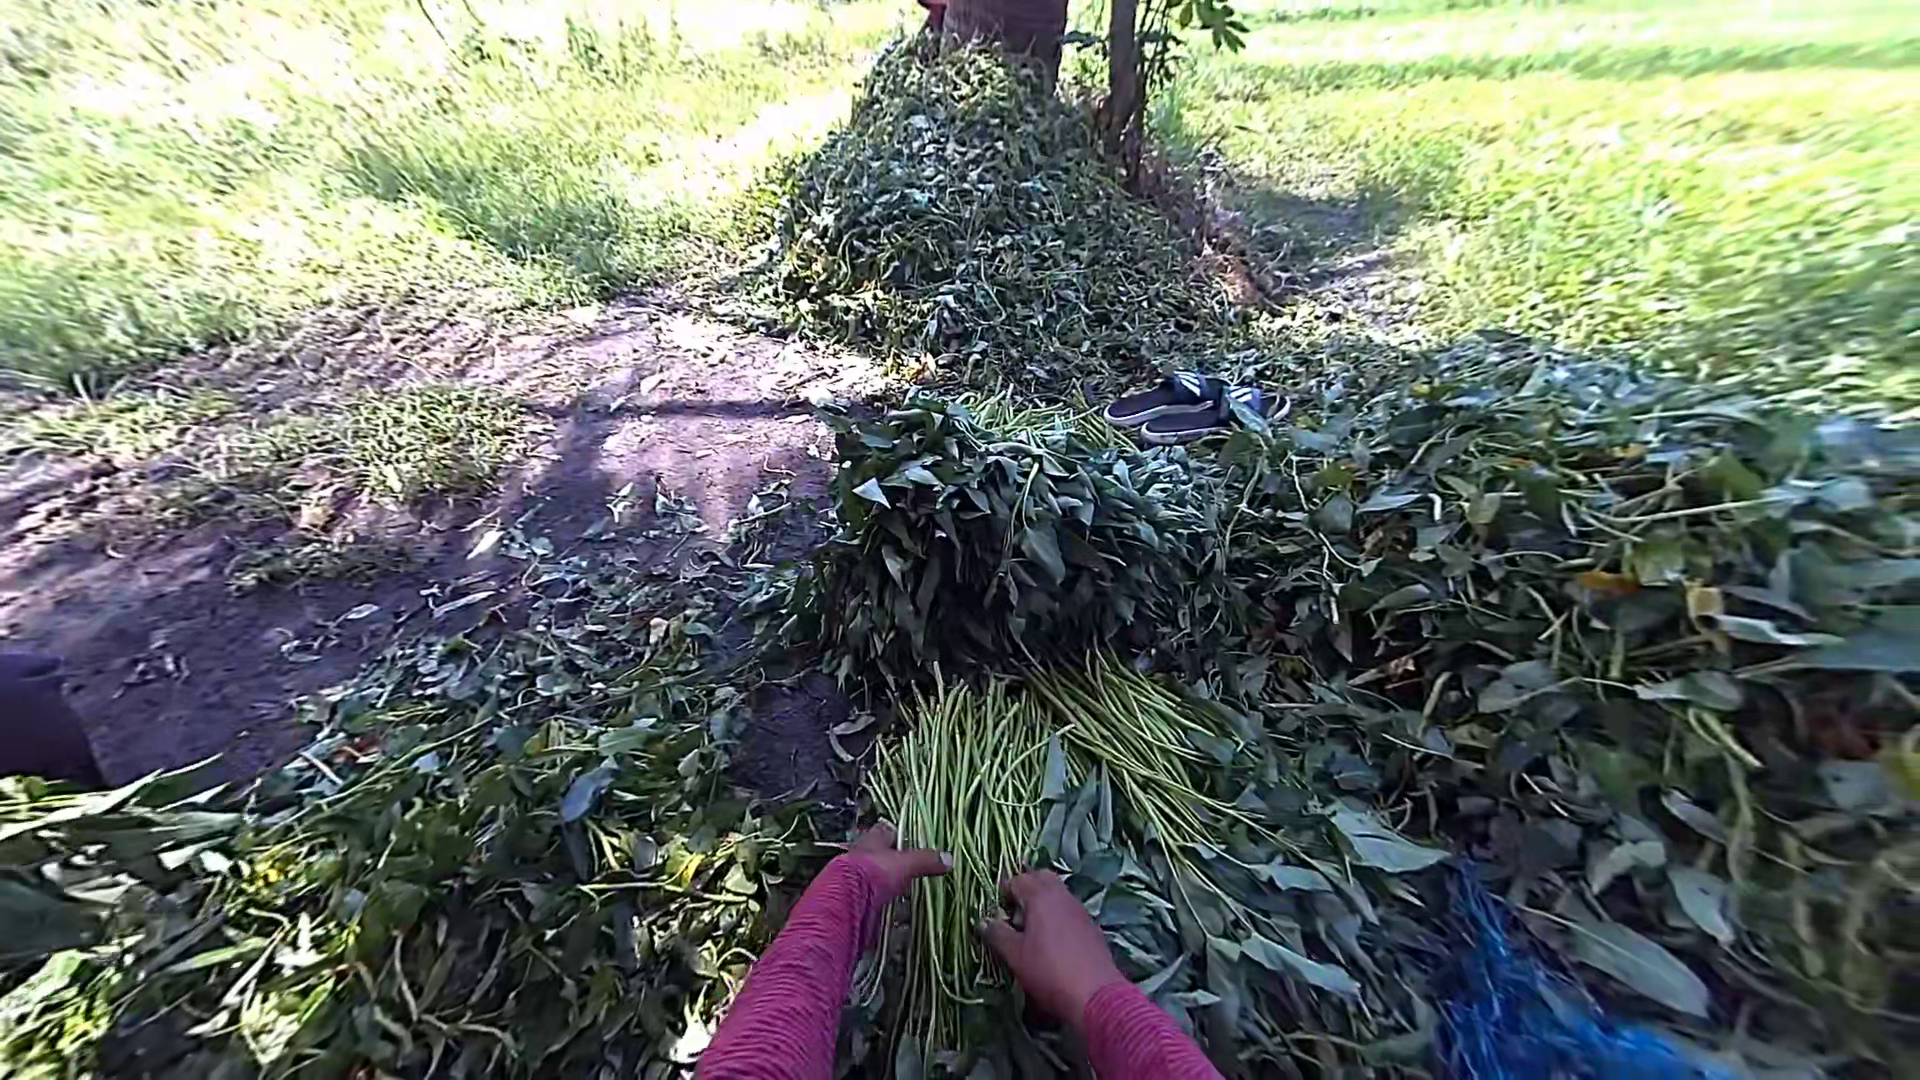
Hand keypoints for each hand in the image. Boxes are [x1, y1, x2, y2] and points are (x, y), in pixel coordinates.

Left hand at [844, 822, 950, 902]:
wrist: (843, 904)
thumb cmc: (873, 873)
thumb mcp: (904, 863)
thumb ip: (925, 860)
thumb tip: (949, 859)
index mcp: (872, 841)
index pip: (885, 831)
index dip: (897, 834)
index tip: (911, 840)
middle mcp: (861, 858)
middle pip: (879, 857)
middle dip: (892, 865)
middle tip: (910, 872)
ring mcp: (854, 882)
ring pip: (874, 882)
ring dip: (886, 890)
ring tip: (904, 898)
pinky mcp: (852, 904)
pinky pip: (870, 906)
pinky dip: (880, 912)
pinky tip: (891, 918)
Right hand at [981, 870, 1125, 1029]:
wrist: (1097, 995)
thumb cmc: (1049, 971)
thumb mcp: (1015, 955)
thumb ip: (997, 934)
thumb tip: (982, 921)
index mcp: (1040, 894)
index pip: (1016, 879)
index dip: (1003, 894)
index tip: (998, 915)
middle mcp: (1060, 894)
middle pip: (1039, 877)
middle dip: (1025, 890)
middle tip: (1016, 916)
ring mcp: (1078, 908)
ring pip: (1056, 893)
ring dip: (1042, 903)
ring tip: (1033, 931)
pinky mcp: (1090, 925)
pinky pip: (1068, 910)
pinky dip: (1057, 916)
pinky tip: (1054, 943)